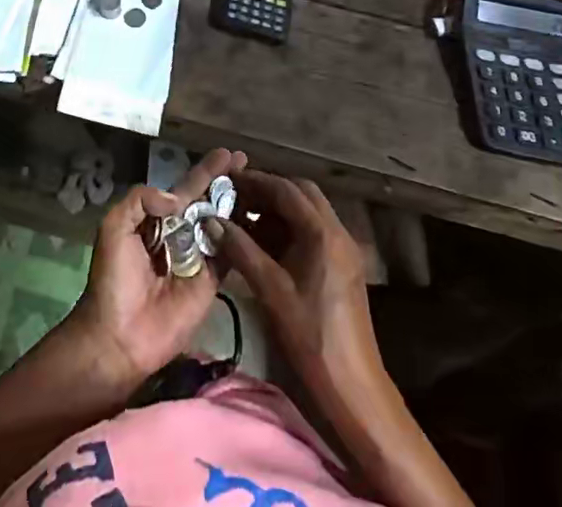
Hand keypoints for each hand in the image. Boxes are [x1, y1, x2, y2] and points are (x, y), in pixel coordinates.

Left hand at [61, 148, 248, 391]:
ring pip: (223, 224)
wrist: (120, 334)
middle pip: (207, 202)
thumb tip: (176, 197)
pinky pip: (232, 254)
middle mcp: (180, 234)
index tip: (228, 153)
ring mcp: (198, 257)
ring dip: (240, 204)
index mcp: (156, 219)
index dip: (205, 171)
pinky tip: (263, 221)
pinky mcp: (212, 281)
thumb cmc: (113, 279)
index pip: (185, 189)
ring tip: (262, 185)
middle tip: (247, 161)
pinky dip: (246, 238)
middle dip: (226, 182)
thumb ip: (140, 200)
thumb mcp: (114, 228)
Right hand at [216, 171, 378, 384]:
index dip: (256, 181)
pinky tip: (263, 243)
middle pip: (302, 194)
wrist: (351, 382)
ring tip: (243, 218)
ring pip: (309, 212)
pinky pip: (314, 232)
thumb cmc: (309, 334)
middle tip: (236, 198)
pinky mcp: (342, 265)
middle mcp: (338, 232)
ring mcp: (343, 248)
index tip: (227, 181)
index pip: (287, 190)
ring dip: (278, 210)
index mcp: (323, 233)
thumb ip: (240, 249)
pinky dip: (288, 228)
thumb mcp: (270, 289)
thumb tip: (210, 220)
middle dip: (268, 191)